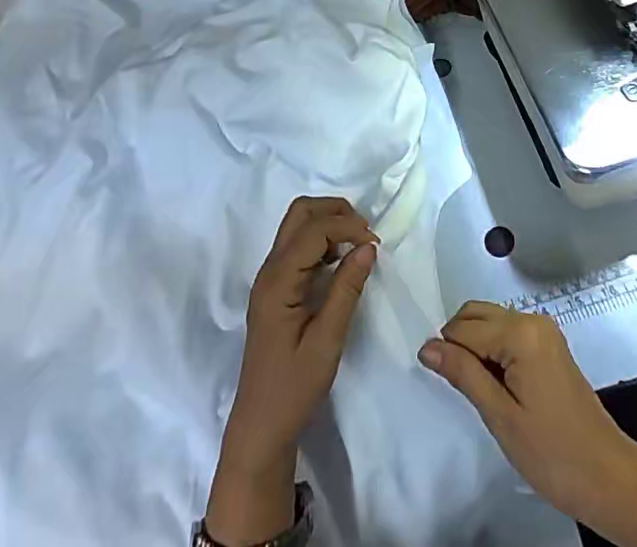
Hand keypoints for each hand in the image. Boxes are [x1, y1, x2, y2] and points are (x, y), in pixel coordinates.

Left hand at [207, 197, 377, 543]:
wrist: (260, 425)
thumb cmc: (294, 388)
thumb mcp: (328, 341)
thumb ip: (347, 290)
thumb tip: (368, 247)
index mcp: (278, 282)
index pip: (313, 229)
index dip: (348, 227)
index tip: (376, 245)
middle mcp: (269, 271)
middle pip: (300, 213)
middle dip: (336, 212)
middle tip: (366, 235)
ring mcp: (269, 278)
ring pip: (297, 226)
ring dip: (329, 224)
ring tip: (359, 246)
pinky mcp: (276, 288)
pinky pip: (298, 246)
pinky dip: (323, 241)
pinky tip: (342, 262)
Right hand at [419, 301, 636, 521]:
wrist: (607, 475)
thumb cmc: (551, 451)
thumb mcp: (499, 415)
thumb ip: (463, 373)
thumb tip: (428, 346)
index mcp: (521, 333)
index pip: (463, 328)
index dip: (447, 354)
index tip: (449, 387)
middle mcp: (533, 320)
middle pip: (476, 314)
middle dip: (460, 343)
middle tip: (465, 388)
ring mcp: (544, 331)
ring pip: (490, 321)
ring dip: (476, 347)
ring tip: (482, 390)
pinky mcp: (549, 345)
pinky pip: (507, 333)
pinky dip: (493, 350)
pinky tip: (498, 385)